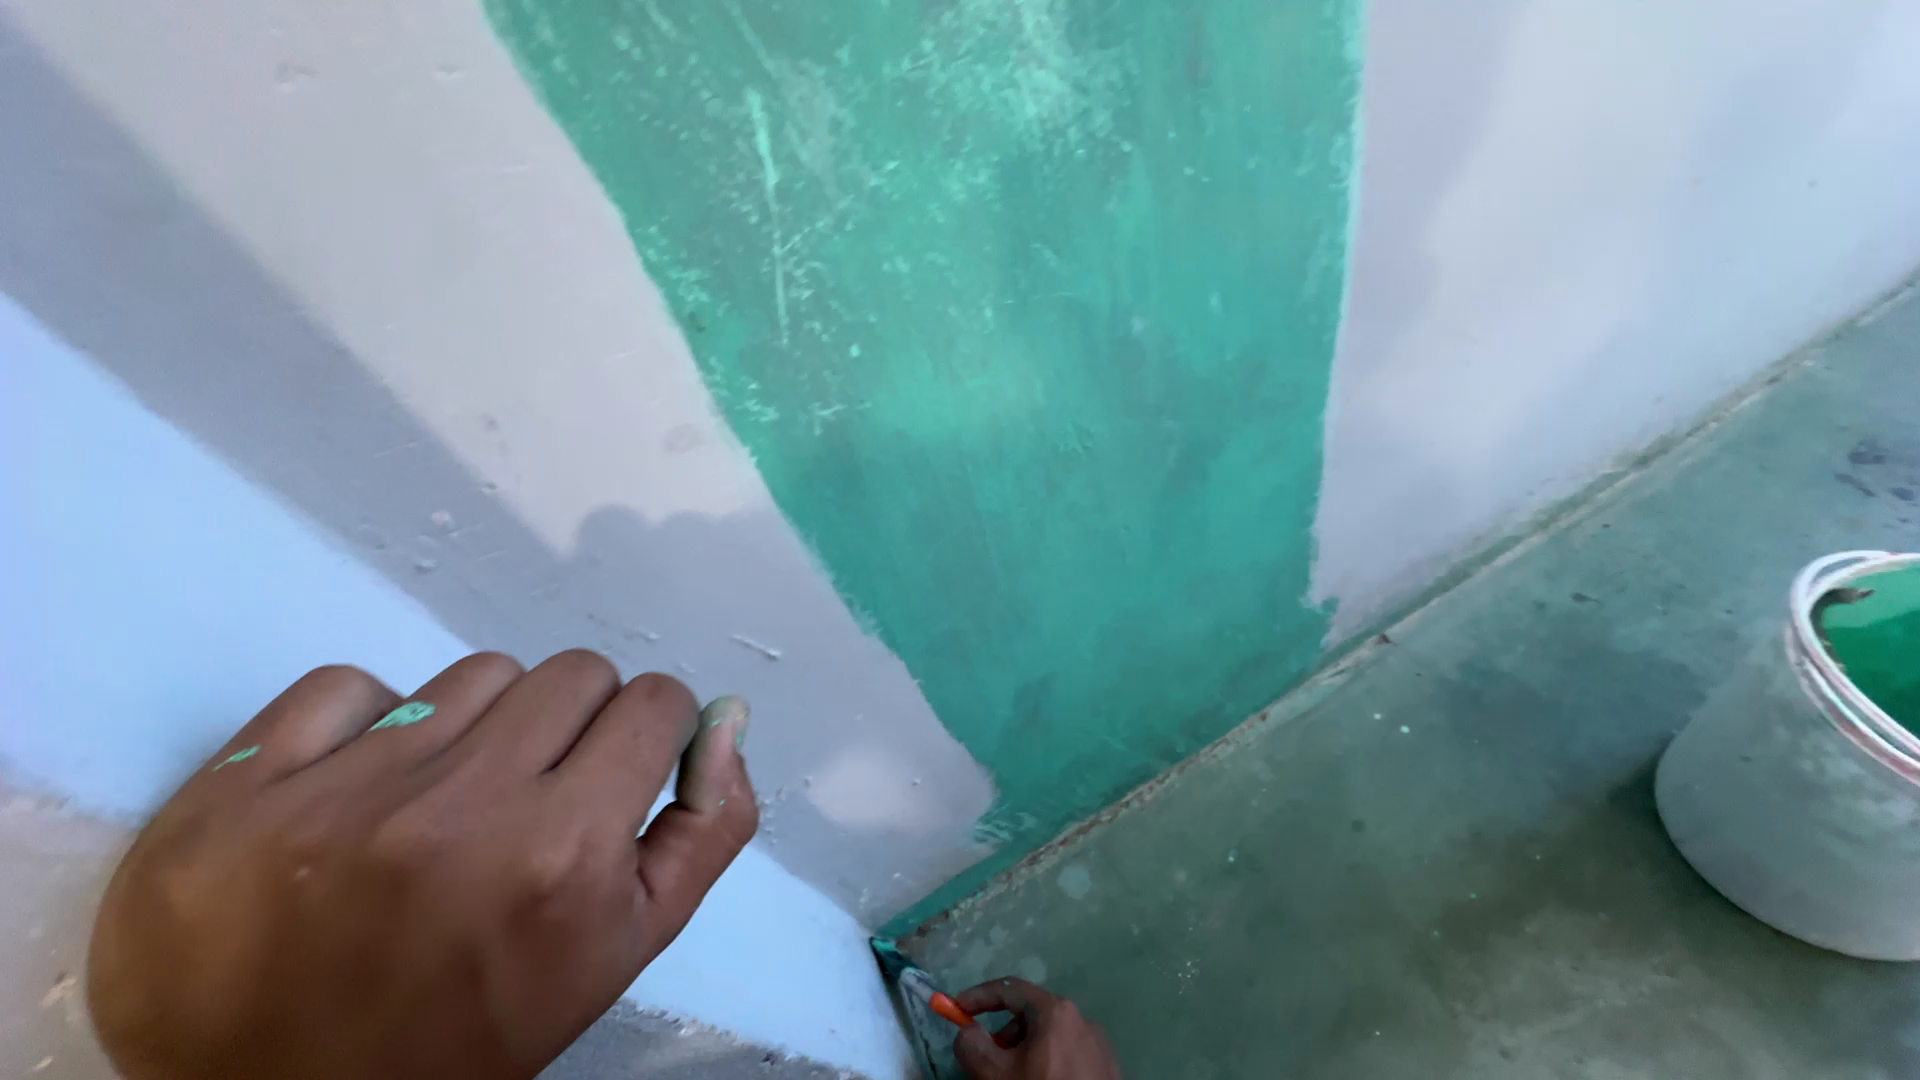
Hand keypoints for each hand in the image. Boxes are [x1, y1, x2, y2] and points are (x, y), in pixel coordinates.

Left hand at [87, 650, 756, 1079]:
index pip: (655, 703)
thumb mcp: (632, 942)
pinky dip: (372, 723)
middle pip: (576, 673)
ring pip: (477, 673)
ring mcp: (338, 794)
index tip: (624, 767)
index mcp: (562, 853)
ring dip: (486, 724)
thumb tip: (726, 719)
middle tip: (542, 788)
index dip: (654, 730)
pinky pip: (348, 684)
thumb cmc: (485, 1022)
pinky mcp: (234, 791)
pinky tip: (361, 790)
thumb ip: (711, 826)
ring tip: (451, 798)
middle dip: (580, 722)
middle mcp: (459, 809)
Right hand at [953, 977, 1120, 1078]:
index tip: (956, 1008)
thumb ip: (973, 1046)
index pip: (1008, 988)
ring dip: (1026, 1050)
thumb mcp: (996, 1075)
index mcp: (1055, 1009)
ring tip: (1017, 1076)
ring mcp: (1097, 1042)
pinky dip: (1048, 1062)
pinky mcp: (1106, 1066)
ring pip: (1049, 1035)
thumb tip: (969, 1032)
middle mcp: (1080, 1017)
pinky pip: (1068, 1052)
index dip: (978, 996)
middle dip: (1004, 1033)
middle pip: (1030, 1014)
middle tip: (990, 1061)